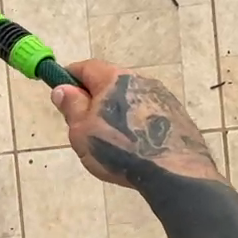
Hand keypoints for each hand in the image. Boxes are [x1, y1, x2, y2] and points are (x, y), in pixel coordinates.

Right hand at [49, 60, 222, 189]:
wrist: (171, 170)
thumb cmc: (117, 149)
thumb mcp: (82, 131)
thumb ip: (71, 106)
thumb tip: (62, 88)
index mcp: (114, 79)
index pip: (87, 66)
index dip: (70, 75)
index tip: (61, 89)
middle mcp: (141, 80)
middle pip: (111, 82)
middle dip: (94, 97)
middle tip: (82, 122)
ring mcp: (162, 97)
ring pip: (130, 98)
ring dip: (116, 111)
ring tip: (109, 138)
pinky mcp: (176, 115)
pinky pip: (147, 113)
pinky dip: (134, 122)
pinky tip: (132, 144)